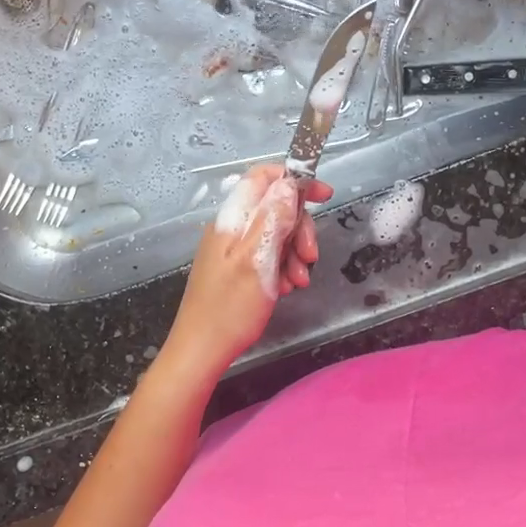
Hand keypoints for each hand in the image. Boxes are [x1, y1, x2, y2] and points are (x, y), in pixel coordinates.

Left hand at [161, 164, 333, 377]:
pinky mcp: (236, 268)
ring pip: (275, 234)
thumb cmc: (230, 308)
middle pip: (275, 207)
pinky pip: (267, 257)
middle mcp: (232, 227)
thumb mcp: (258, 260)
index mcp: (233, 218)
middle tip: (310, 256)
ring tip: (298, 281)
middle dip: (300, 228)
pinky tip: (285, 289)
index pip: (264, 177)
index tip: (324, 196)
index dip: (295, 180)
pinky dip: (282, 268)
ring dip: (294, 253)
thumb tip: (288, 182)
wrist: (202, 349)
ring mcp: (232, 248)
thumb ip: (273, 219)